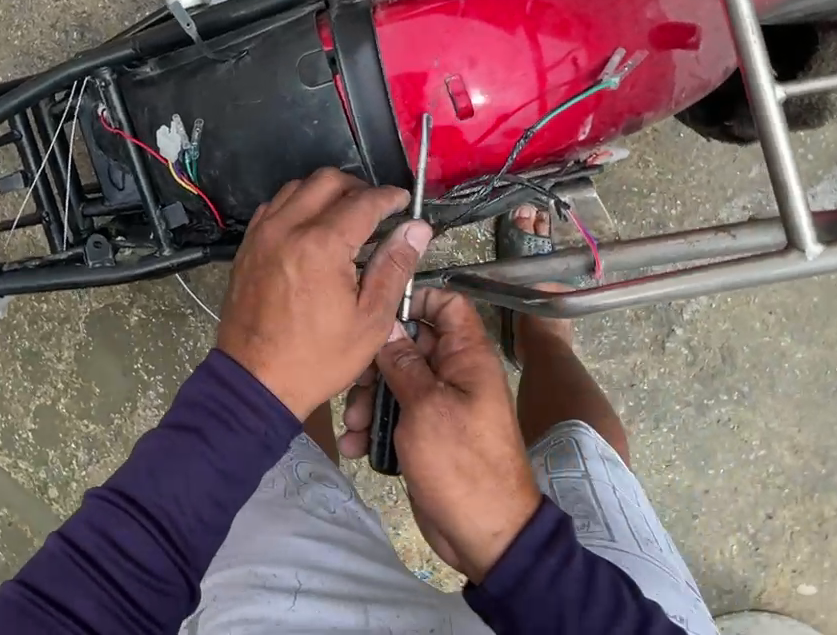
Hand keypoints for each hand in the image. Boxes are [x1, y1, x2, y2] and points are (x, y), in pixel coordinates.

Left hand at [216, 169, 431, 418]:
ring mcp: (262, 234)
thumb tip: (416, 229)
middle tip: (376, 208)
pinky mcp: (247, 245)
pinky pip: (274, 206)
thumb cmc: (318, 357)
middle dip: (357, 186)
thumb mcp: (370, 320)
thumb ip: (394, 266)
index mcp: (321, 244)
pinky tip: (311, 227)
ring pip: (297, 187)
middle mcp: (287, 227)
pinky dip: (296, 205)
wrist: (255, 379)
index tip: (403, 201)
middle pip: (327, 180)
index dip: (389, 197)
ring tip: (346, 216)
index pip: (363, 201)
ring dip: (325, 192)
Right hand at [340, 288, 540, 580]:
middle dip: (376, 361)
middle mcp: (454, 373)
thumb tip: (387, 325)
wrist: (484, 537)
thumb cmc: (461, 464)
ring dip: (368, 398)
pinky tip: (355, 445)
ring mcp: (438, 404)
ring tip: (352, 424)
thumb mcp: (426, 407)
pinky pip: (393, 412)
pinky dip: (372, 425)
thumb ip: (403, 362)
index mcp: (467, 357)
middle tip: (354, 382)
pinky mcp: (424, 432)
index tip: (378, 313)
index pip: (447, 304)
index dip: (415, 299)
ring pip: (395, 379)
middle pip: (409, 342)